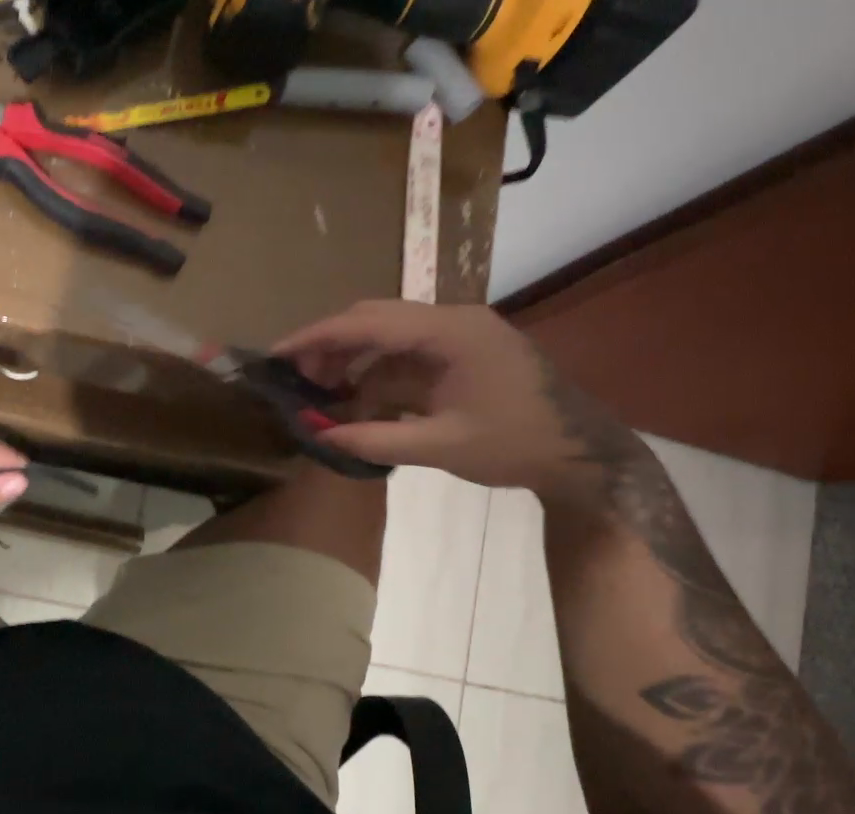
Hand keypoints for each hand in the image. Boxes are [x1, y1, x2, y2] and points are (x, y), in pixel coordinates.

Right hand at [275, 301, 644, 500]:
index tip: (276, 355)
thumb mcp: (441, 445)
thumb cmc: (516, 444)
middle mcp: (452, 322)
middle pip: (373, 318)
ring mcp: (456, 338)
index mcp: (452, 332)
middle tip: (294, 380)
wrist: (579, 454)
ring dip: (348, 362)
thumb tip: (319, 435)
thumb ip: (375, 438)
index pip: (368, 322)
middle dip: (328, 346)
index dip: (316, 336)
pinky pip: (401, 357)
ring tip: (318, 396)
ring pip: (384, 336)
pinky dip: (371, 376)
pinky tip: (353, 403)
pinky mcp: (457, 358)